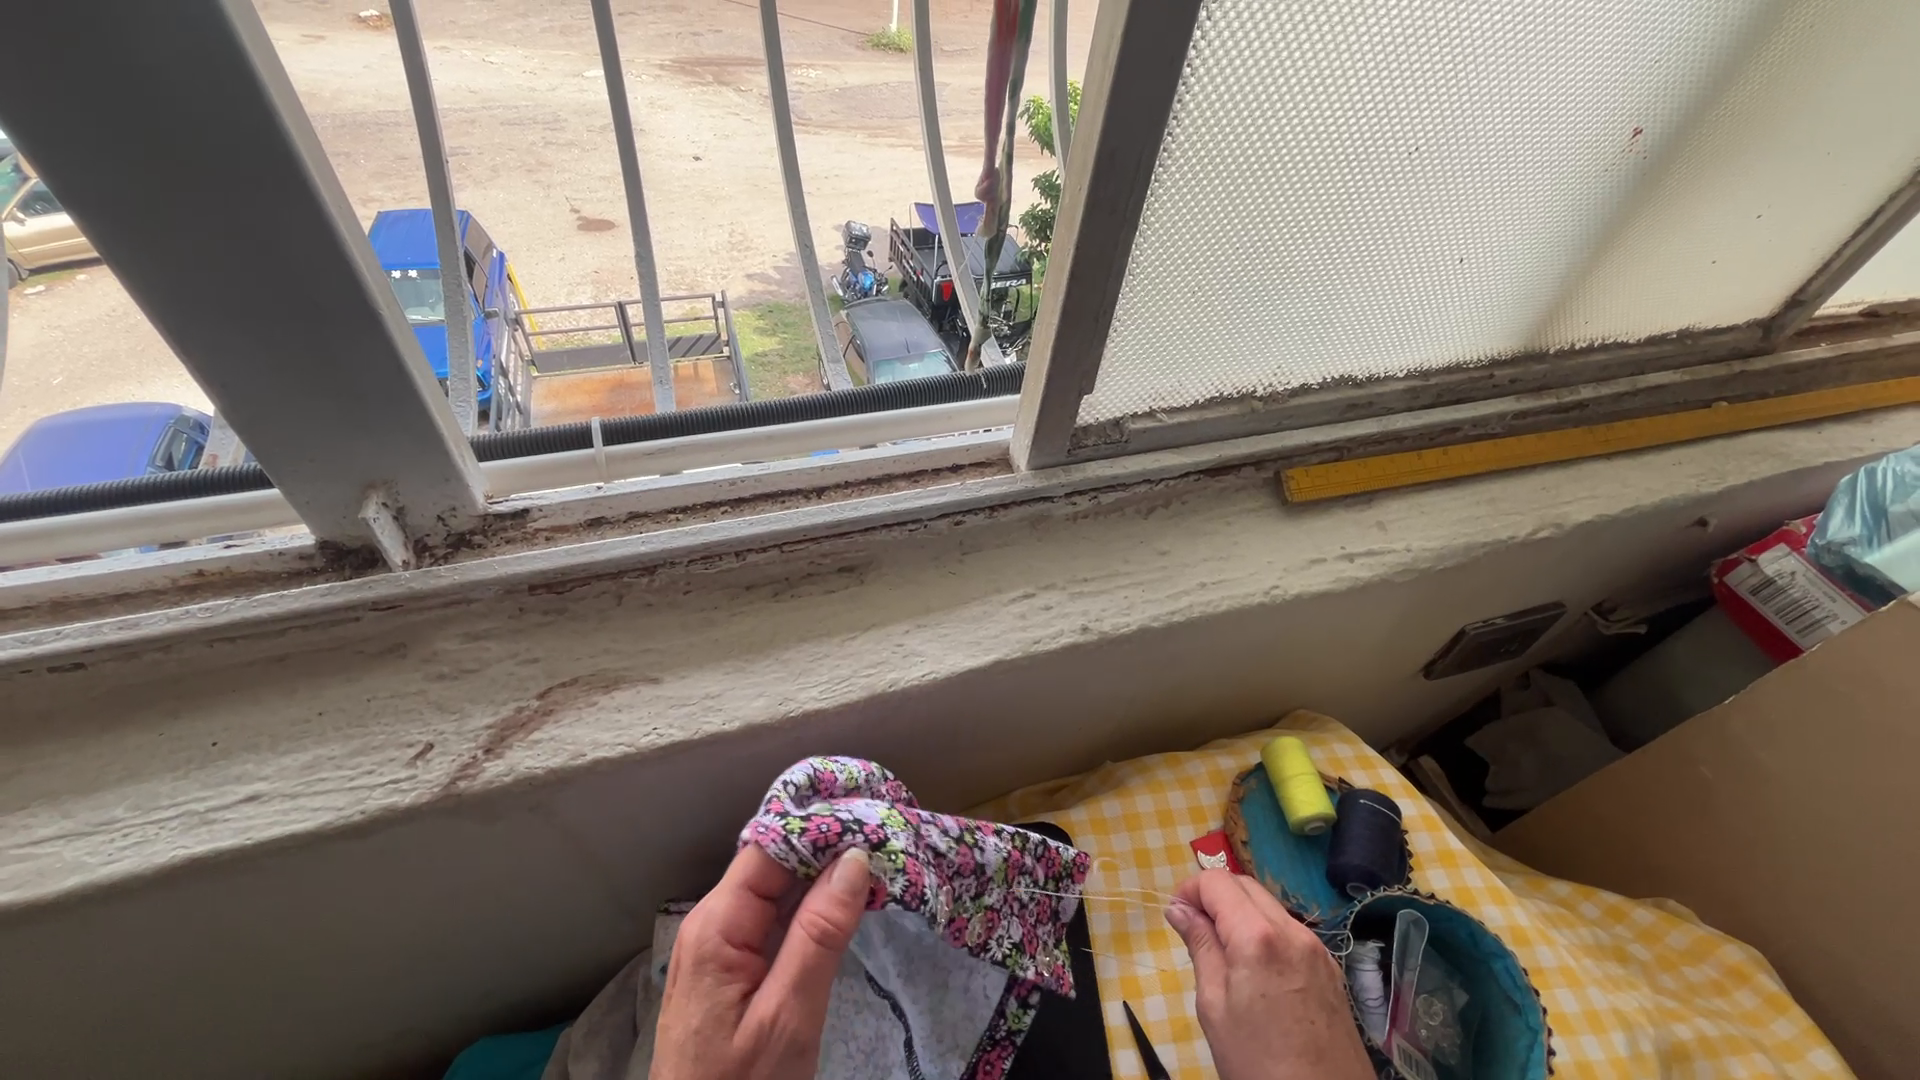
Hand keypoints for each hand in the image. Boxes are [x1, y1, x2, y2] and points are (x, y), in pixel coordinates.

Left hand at [651, 845, 871, 1079]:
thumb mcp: (787, 1017)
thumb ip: (820, 933)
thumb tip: (855, 857)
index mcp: (718, 925)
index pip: (770, 848)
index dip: (819, 828)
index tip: (870, 817)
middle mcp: (713, 923)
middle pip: (774, 866)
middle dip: (827, 850)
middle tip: (885, 836)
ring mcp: (721, 947)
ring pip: (777, 893)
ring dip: (824, 878)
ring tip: (878, 860)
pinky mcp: (733, 970)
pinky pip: (775, 921)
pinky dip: (812, 909)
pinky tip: (847, 903)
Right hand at [1165, 870, 1373, 1079]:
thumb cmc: (1258, 1064)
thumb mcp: (1213, 1006)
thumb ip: (1200, 947)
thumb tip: (1179, 909)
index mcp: (1258, 936)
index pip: (1217, 881)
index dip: (1190, 890)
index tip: (1176, 915)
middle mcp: (1292, 931)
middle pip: (1245, 885)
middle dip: (1215, 896)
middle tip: (1194, 929)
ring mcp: (1317, 950)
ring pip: (1269, 906)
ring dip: (1240, 912)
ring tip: (1221, 952)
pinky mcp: (1330, 970)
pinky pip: (1290, 931)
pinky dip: (1264, 932)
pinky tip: (1254, 969)